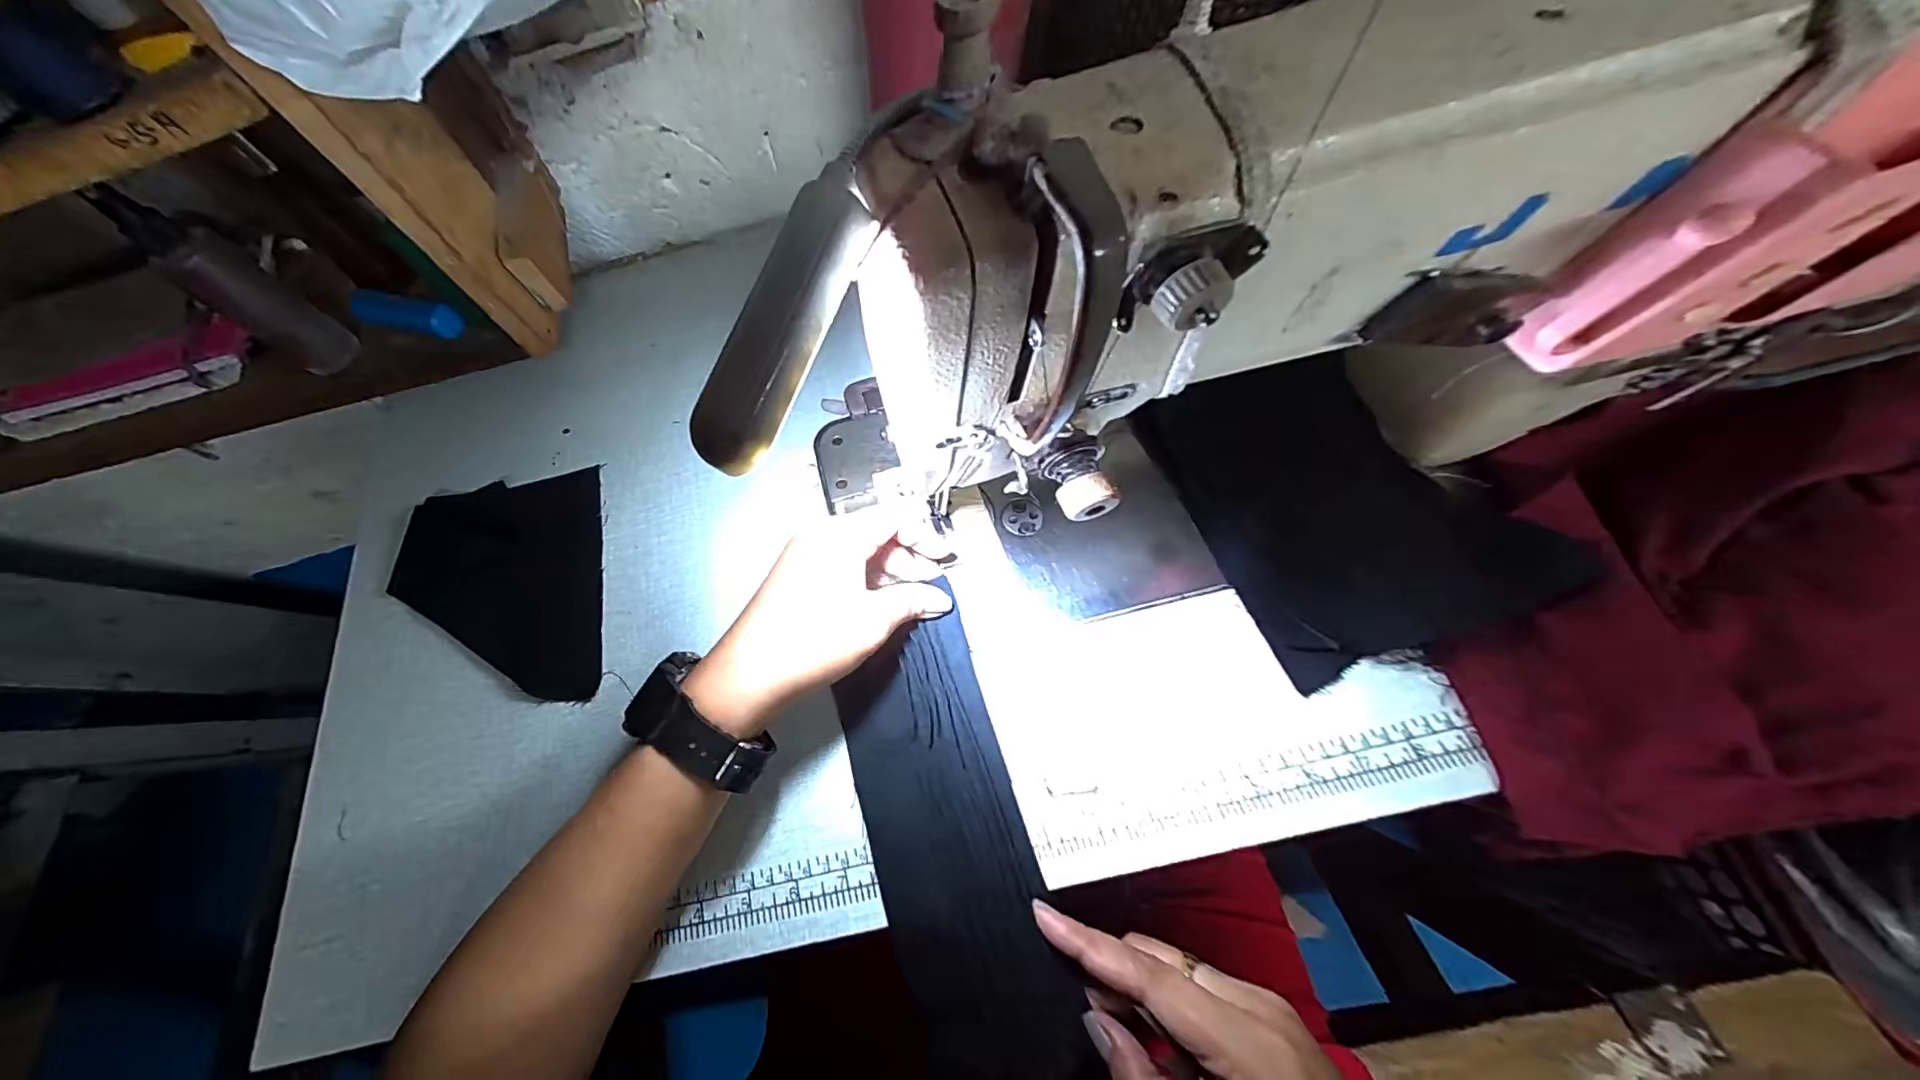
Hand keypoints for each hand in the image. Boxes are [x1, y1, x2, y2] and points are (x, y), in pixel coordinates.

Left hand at [680, 505, 953, 737]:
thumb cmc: (808, 641)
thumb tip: (936, 598)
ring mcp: (809, 555)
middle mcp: (821, 536)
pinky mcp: (802, 576)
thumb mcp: (874, 619)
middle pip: (879, 533)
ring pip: (863, 552)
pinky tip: (886, 603)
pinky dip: (870, 581)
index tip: (943, 558)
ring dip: (892, 572)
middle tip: (931, 583)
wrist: (753, 672)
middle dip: (910, 557)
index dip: (925, 536)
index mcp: (839, 535)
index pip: (894, 517)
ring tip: (913, 599)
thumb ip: (912, 601)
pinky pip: (845, 566)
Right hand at [1033, 900, 1341, 1079]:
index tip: (1044, 913)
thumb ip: (1143, 1076)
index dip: (1090, 942)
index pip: (1151, 974)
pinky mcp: (1270, 1013)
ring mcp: (1268, 1005)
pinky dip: (1168, 1002)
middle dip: (1111, 967)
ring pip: (1177, 967)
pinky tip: (1158, 1038)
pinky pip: (1201, 988)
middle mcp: (1257, 1005)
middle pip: (1159, 958)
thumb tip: (1099, 1020)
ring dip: (1138, 986)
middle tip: (1080, 1001)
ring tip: (1118, 1025)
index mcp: (1247, 1040)